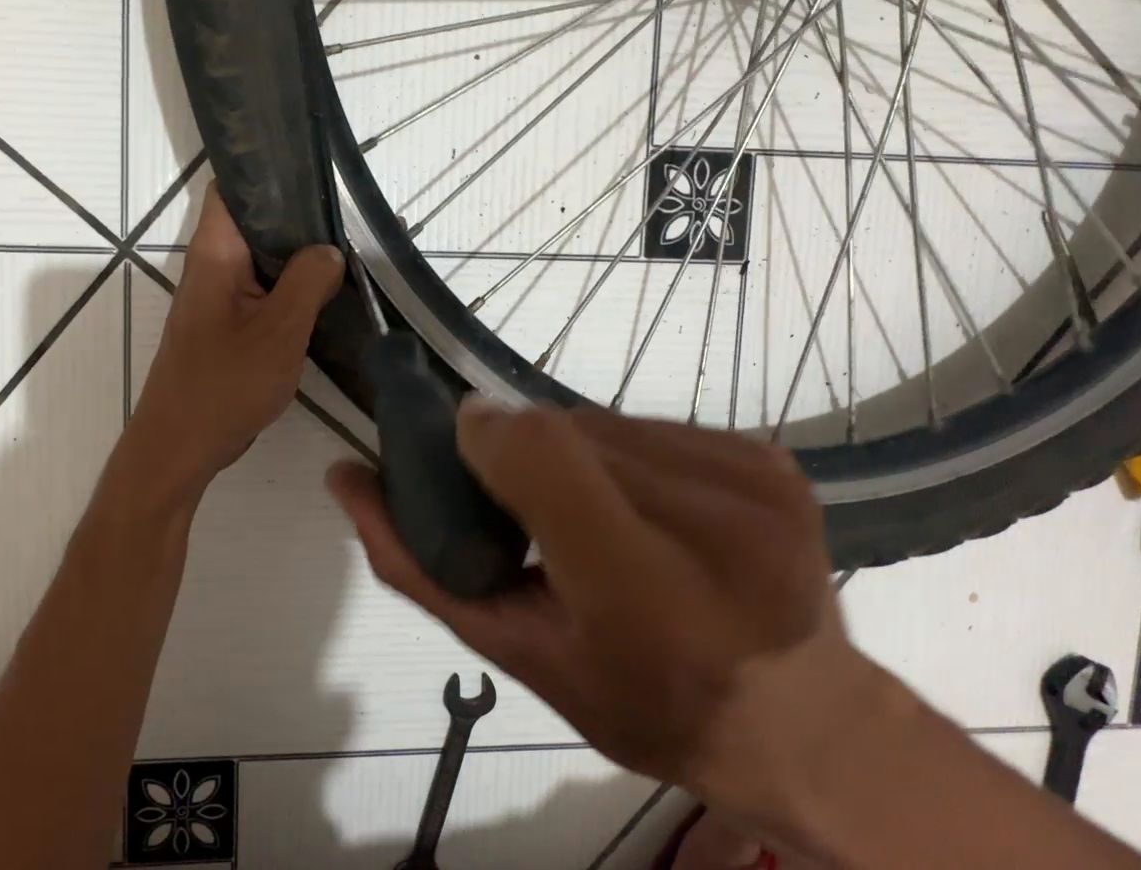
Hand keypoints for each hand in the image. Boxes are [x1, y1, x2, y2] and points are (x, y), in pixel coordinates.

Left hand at [132, 186, 345, 478]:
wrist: (182, 445)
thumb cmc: (224, 384)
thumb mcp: (279, 330)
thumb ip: (307, 282)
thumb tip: (329, 250)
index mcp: (215, 252)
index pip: (233, 188)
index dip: (267, 170)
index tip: (314, 169)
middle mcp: (211, 266)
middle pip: (254, 222)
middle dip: (297, 217)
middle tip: (347, 213)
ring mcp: (217, 296)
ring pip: (261, 260)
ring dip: (297, 257)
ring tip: (346, 248)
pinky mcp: (226, 324)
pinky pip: (261, 292)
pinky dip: (289, 289)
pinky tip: (325, 294)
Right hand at [326, 401, 891, 829]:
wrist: (798, 718)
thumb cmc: (638, 702)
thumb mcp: (510, 649)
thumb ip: (415, 563)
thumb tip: (342, 475)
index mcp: (636, 585)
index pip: (535, 446)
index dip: (484, 443)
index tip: (470, 472)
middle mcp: (706, 516)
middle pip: (562, 429)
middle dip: (529, 462)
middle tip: (539, 523)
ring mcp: (749, 479)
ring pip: (605, 422)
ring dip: (578, 457)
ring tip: (600, 522)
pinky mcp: (771, 457)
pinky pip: (655, 428)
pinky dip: (629, 457)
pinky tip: (650, 511)